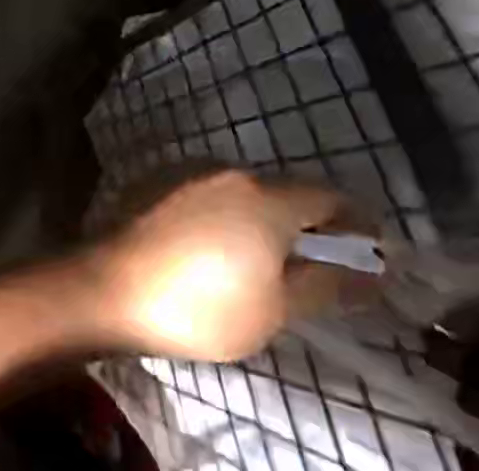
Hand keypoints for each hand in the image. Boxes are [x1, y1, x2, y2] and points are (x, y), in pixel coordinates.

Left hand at [83, 171, 346, 360]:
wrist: (108, 288)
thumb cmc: (202, 305)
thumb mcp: (277, 307)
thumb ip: (327, 283)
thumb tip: (370, 270)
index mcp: (262, 195)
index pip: (328, 197)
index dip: (354, 224)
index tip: (366, 255)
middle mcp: (222, 170)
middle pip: (279, 191)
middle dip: (302, 225)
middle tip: (309, 268)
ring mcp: (181, 172)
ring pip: (236, 192)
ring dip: (255, 220)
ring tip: (255, 263)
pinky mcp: (149, 181)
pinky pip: (200, 195)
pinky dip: (217, 216)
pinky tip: (207, 250)